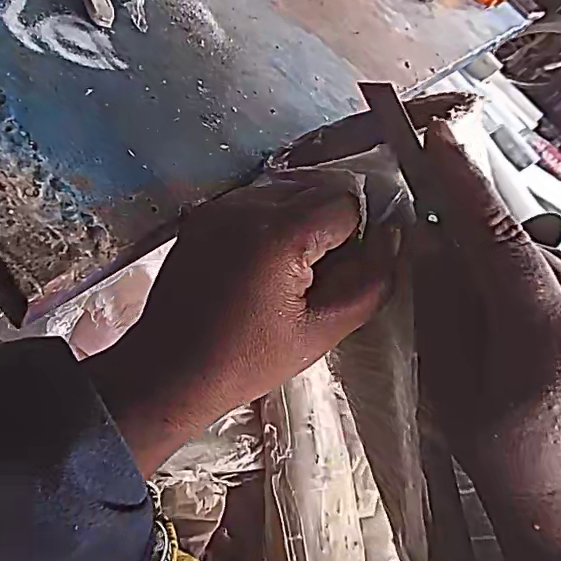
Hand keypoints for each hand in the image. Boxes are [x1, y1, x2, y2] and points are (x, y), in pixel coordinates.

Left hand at [86, 170, 400, 473]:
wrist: (169, 370)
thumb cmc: (242, 360)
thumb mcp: (319, 332)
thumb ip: (369, 282)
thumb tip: (392, 241)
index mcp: (277, 234)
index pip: (344, 202)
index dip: (354, 237)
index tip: (340, 271)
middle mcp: (242, 208)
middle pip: (311, 190)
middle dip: (325, 226)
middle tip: (313, 276)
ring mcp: (214, 210)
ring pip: (279, 193)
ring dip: (293, 222)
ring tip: (281, 275)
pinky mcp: (197, 219)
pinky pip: (247, 205)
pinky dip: (262, 224)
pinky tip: (254, 268)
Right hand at [413, 118, 560, 552]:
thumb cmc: (498, 450)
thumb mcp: (448, 382)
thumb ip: (442, 304)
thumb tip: (428, 239)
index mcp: (550, 340)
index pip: (500, 241)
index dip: (466, 183)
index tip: (442, 135)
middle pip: (526, 247)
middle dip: (481, 247)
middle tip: (450, 272)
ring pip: (556, 260)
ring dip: (517, 269)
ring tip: (502, 319)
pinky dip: (549, 283)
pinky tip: (540, 325)